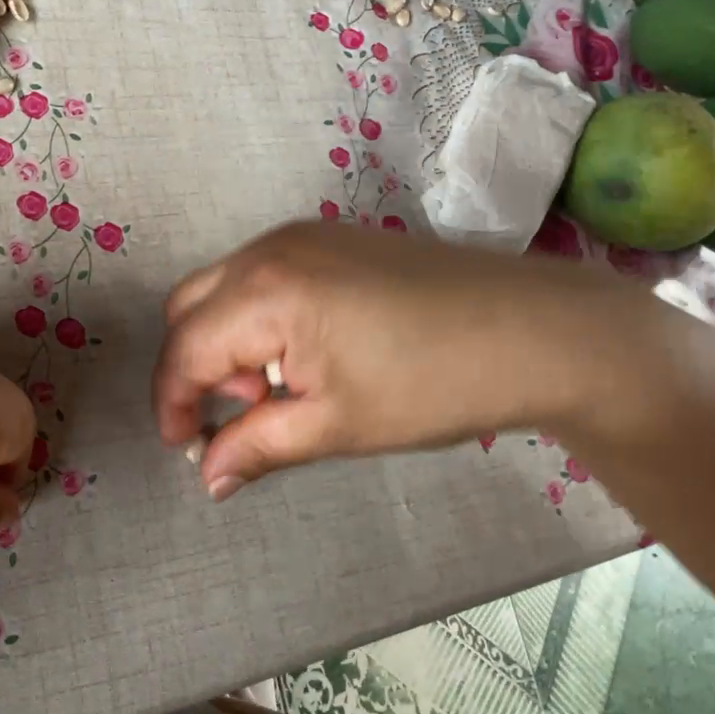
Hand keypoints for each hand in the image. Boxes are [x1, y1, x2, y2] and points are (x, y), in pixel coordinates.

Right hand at [154, 221, 649, 500]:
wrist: (541, 330)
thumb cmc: (435, 384)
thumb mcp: (337, 426)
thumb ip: (257, 446)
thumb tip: (208, 477)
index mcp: (263, 293)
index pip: (185, 349)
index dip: (174, 402)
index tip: (186, 447)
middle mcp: (264, 251)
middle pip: (186, 309)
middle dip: (194, 365)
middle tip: (239, 411)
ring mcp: (292, 236)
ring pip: (217, 288)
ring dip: (221, 339)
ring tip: (275, 384)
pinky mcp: (320, 237)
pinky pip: (253, 275)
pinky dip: (251, 315)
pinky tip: (300, 350)